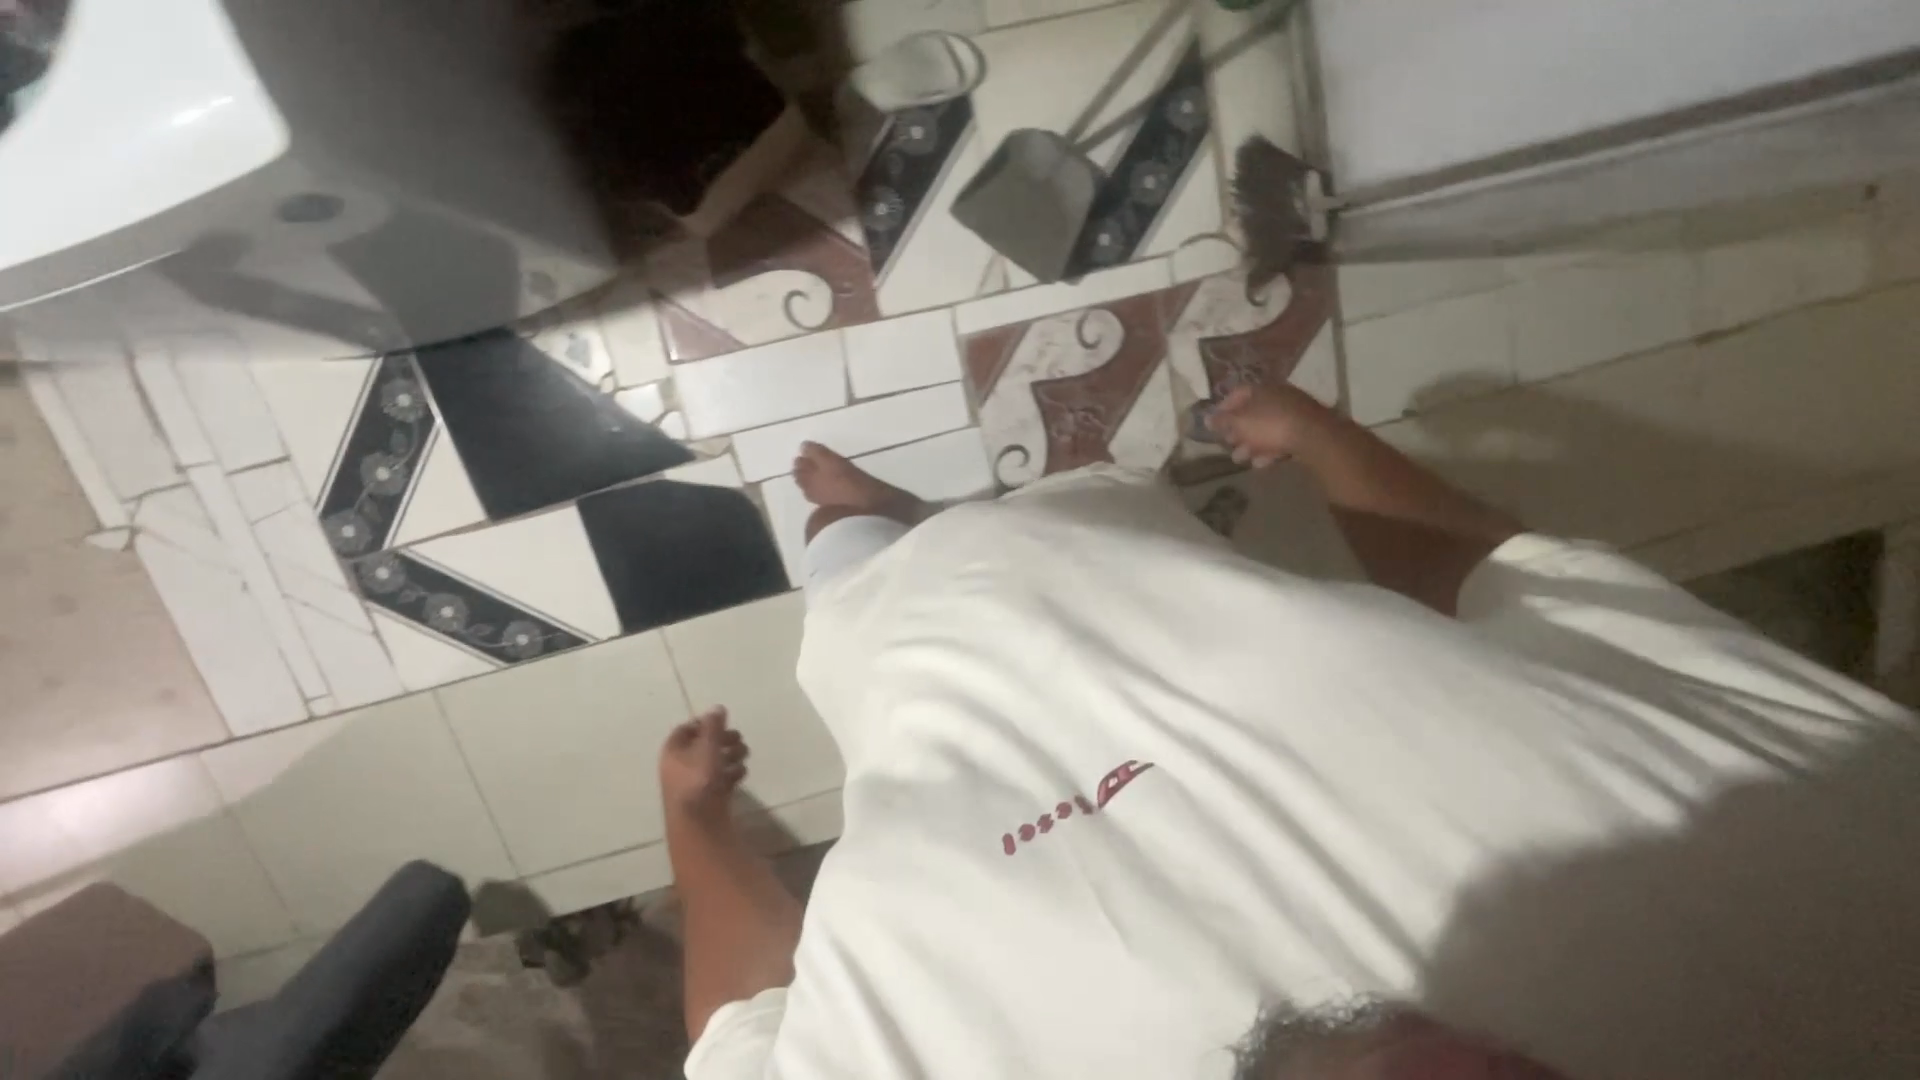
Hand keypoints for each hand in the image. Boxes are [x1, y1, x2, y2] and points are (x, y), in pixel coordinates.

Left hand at [659, 707, 748, 821]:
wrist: (699, 825)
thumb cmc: (699, 780)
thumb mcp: (707, 747)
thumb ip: (714, 727)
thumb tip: (717, 707)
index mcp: (673, 752)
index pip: (685, 729)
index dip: (704, 723)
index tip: (724, 723)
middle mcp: (679, 767)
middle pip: (702, 746)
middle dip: (722, 740)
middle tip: (739, 740)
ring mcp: (693, 785)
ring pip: (713, 763)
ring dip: (730, 756)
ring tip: (743, 757)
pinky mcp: (707, 799)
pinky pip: (720, 780)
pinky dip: (731, 774)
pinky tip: (741, 775)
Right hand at [1204, 383, 1329, 468]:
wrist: (1312, 435)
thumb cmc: (1269, 424)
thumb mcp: (1239, 423)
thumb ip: (1222, 421)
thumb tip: (1206, 418)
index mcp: (1260, 389)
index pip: (1235, 394)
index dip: (1222, 409)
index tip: (1214, 425)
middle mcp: (1277, 396)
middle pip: (1251, 413)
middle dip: (1237, 432)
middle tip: (1228, 445)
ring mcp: (1292, 412)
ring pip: (1266, 428)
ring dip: (1251, 444)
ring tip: (1242, 459)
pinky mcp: (1304, 429)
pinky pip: (1281, 437)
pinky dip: (1269, 449)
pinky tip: (1262, 463)